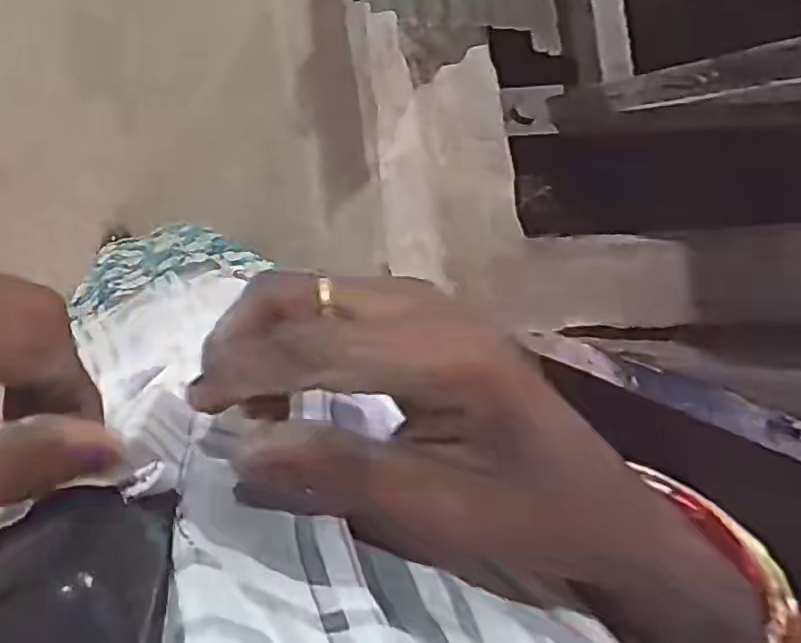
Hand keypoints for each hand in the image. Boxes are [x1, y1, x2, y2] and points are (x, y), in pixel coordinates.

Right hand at [188, 272, 768, 642]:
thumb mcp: (435, 514)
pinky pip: (328, 297)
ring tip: (249, 391)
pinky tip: (290, 374)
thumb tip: (239, 452)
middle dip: (240, 335)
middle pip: (298, 290)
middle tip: (215, 392)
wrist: (603, 503)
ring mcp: (418, 293)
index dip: (242, 368)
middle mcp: (422, 301)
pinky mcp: (414, 302)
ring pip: (307, 285)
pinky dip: (290, 328)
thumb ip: (335, 474)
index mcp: (437, 351)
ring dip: (261, 330)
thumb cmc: (526, 515)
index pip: (311, 343)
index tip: (197, 403)